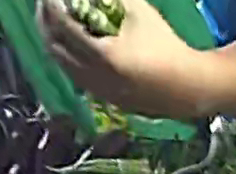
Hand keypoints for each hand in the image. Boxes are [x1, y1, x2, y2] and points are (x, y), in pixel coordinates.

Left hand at [37, 0, 211, 117]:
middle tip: (46, 5)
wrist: (189, 88)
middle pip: (55, 50)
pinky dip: (71, 60)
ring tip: (58, 23)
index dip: (50, 4)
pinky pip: (79, 78)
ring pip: (65, 68)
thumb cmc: (167, 46)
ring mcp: (102, 94)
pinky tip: (77, 46)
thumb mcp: (138, 10)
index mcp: (104, 56)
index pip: (62, 26)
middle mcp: (98, 79)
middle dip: (45, 24)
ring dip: (57, 44)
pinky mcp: (109, 101)